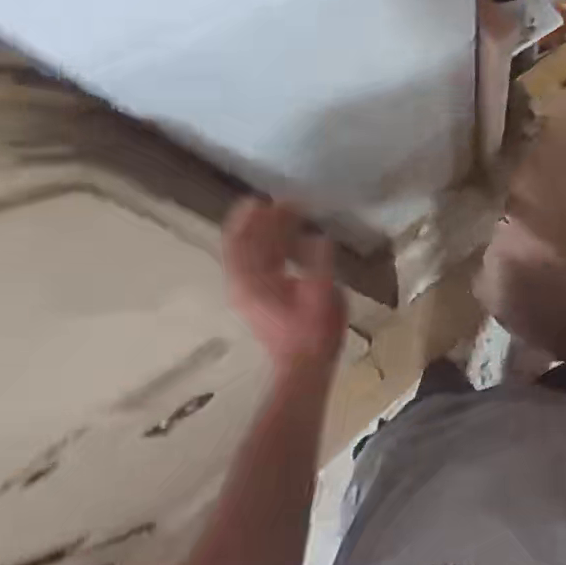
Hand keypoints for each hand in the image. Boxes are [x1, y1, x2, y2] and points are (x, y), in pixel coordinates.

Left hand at [221, 198, 347, 375]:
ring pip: (248, 253)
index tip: (267, 198)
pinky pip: (256, 264)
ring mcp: (247, 293)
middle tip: (279, 203)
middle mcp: (242, 284)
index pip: (243, 241)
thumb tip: (316, 237)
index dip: (252, 218)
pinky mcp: (257, 299)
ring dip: (264, 233)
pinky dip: (268, 247)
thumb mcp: (324, 292)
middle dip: (258, 221)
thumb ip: (318, 261)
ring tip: (285, 216)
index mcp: (253, 281)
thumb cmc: (315, 331)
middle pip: (242, 244)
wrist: (304, 366)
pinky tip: (289, 241)